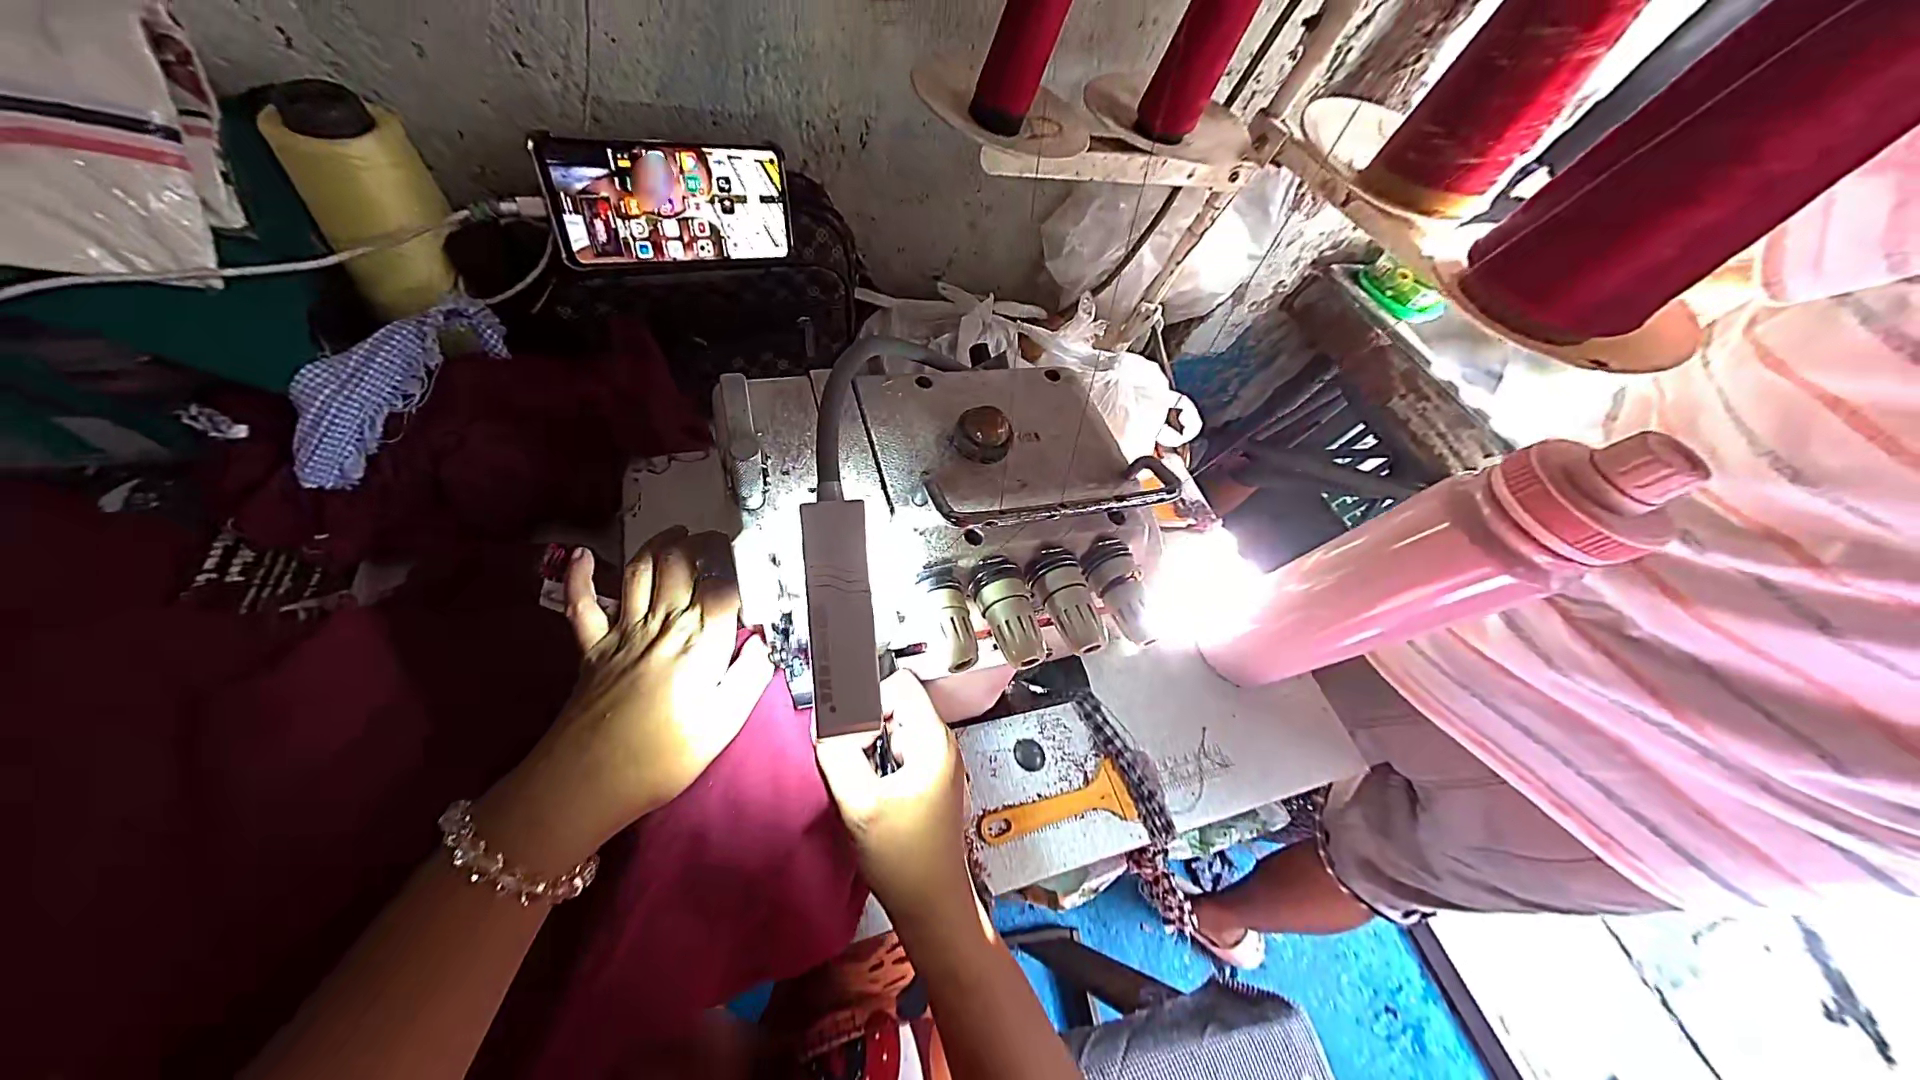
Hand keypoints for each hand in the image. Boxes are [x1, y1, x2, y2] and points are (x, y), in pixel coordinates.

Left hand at [482, 528, 772, 868]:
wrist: (586, 783)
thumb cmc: (662, 758)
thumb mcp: (723, 726)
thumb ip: (749, 678)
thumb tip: (762, 645)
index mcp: (699, 646)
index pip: (723, 587)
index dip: (737, 564)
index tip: (750, 556)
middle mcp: (662, 628)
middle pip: (680, 567)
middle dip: (700, 543)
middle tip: (716, 539)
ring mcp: (623, 634)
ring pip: (640, 572)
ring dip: (658, 544)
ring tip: (676, 533)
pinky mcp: (592, 648)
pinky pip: (583, 604)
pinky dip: (580, 575)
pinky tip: (584, 555)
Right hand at [815, 672, 974, 929]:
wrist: (930, 902)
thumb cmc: (907, 861)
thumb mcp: (861, 803)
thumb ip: (838, 754)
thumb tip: (824, 720)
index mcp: (933, 740)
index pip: (899, 683)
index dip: (866, 696)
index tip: (844, 723)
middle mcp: (939, 743)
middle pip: (893, 702)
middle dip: (863, 723)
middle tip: (851, 756)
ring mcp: (933, 760)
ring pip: (890, 726)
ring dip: (867, 743)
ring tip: (861, 778)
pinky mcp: (924, 777)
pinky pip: (894, 748)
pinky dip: (875, 759)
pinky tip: (869, 788)